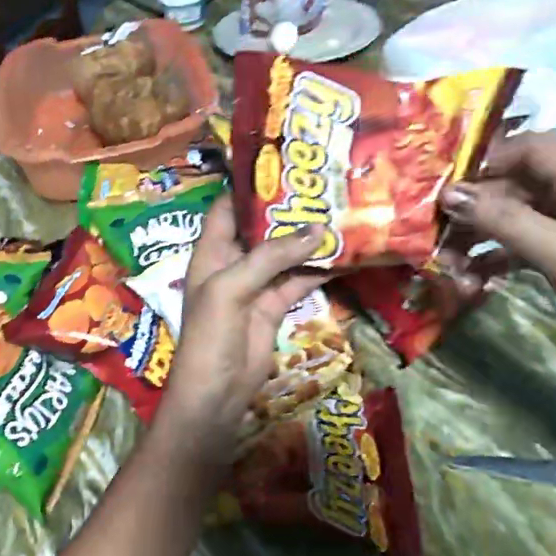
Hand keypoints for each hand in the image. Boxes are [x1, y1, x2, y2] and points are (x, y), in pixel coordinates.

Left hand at [160, 198, 324, 440]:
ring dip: (309, 239)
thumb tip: (316, 229)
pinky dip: (318, 269)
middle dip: (288, 210)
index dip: (248, 187)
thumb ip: (271, 258)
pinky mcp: (274, 306)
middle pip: (260, 228)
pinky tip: (345, 254)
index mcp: (210, 251)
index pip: (227, 208)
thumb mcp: (232, 288)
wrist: (216, 391)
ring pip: (284, 254)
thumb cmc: (211, 333)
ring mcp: (254, 285)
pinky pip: (298, 280)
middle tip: (325, 185)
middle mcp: (231, 263)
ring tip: (343, 212)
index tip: (282, 164)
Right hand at [441, 131, 555, 377]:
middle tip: (437, 229)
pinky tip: (473, 278)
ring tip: (449, 261)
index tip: (446, 182)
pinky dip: (500, 259)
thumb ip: (506, 220)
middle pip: (522, 186)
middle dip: (478, 206)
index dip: (489, 159)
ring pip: (520, 220)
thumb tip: (450, 193)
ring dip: (483, 236)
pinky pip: (528, 248)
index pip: (535, 149)